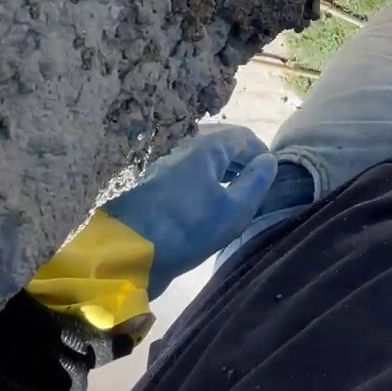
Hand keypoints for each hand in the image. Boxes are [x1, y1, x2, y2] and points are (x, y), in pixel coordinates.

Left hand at [103, 124, 278, 287]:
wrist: (122, 253)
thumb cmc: (186, 228)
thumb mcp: (234, 210)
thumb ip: (256, 182)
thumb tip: (268, 162)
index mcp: (208, 144)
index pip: (245, 137)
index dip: (261, 154)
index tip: (269, 175)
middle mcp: (185, 143)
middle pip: (222, 143)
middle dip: (241, 160)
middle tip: (253, 184)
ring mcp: (164, 159)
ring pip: (202, 157)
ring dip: (221, 170)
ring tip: (231, 193)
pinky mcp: (150, 179)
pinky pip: (186, 170)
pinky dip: (201, 178)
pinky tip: (203, 200)